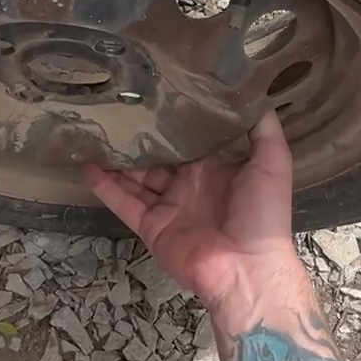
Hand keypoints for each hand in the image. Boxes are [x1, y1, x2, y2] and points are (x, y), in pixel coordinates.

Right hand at [81, 112, 299, 309]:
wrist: (246, 269)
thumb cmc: (262, 214)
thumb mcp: (273, 163)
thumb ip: (264, 130)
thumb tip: (254, 94)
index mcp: (217, 168)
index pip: (191, 138)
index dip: (175, 119)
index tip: (158, 92)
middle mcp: (190, 184)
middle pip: (159, 155)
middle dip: (142, 136)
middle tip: (119, 107)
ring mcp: (169, 206)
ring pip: (136, 177)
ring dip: (118, 158)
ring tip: (96, 131)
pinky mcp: (151, 226)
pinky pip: (124, 203)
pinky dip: (105, 187)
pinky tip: (87, 166)